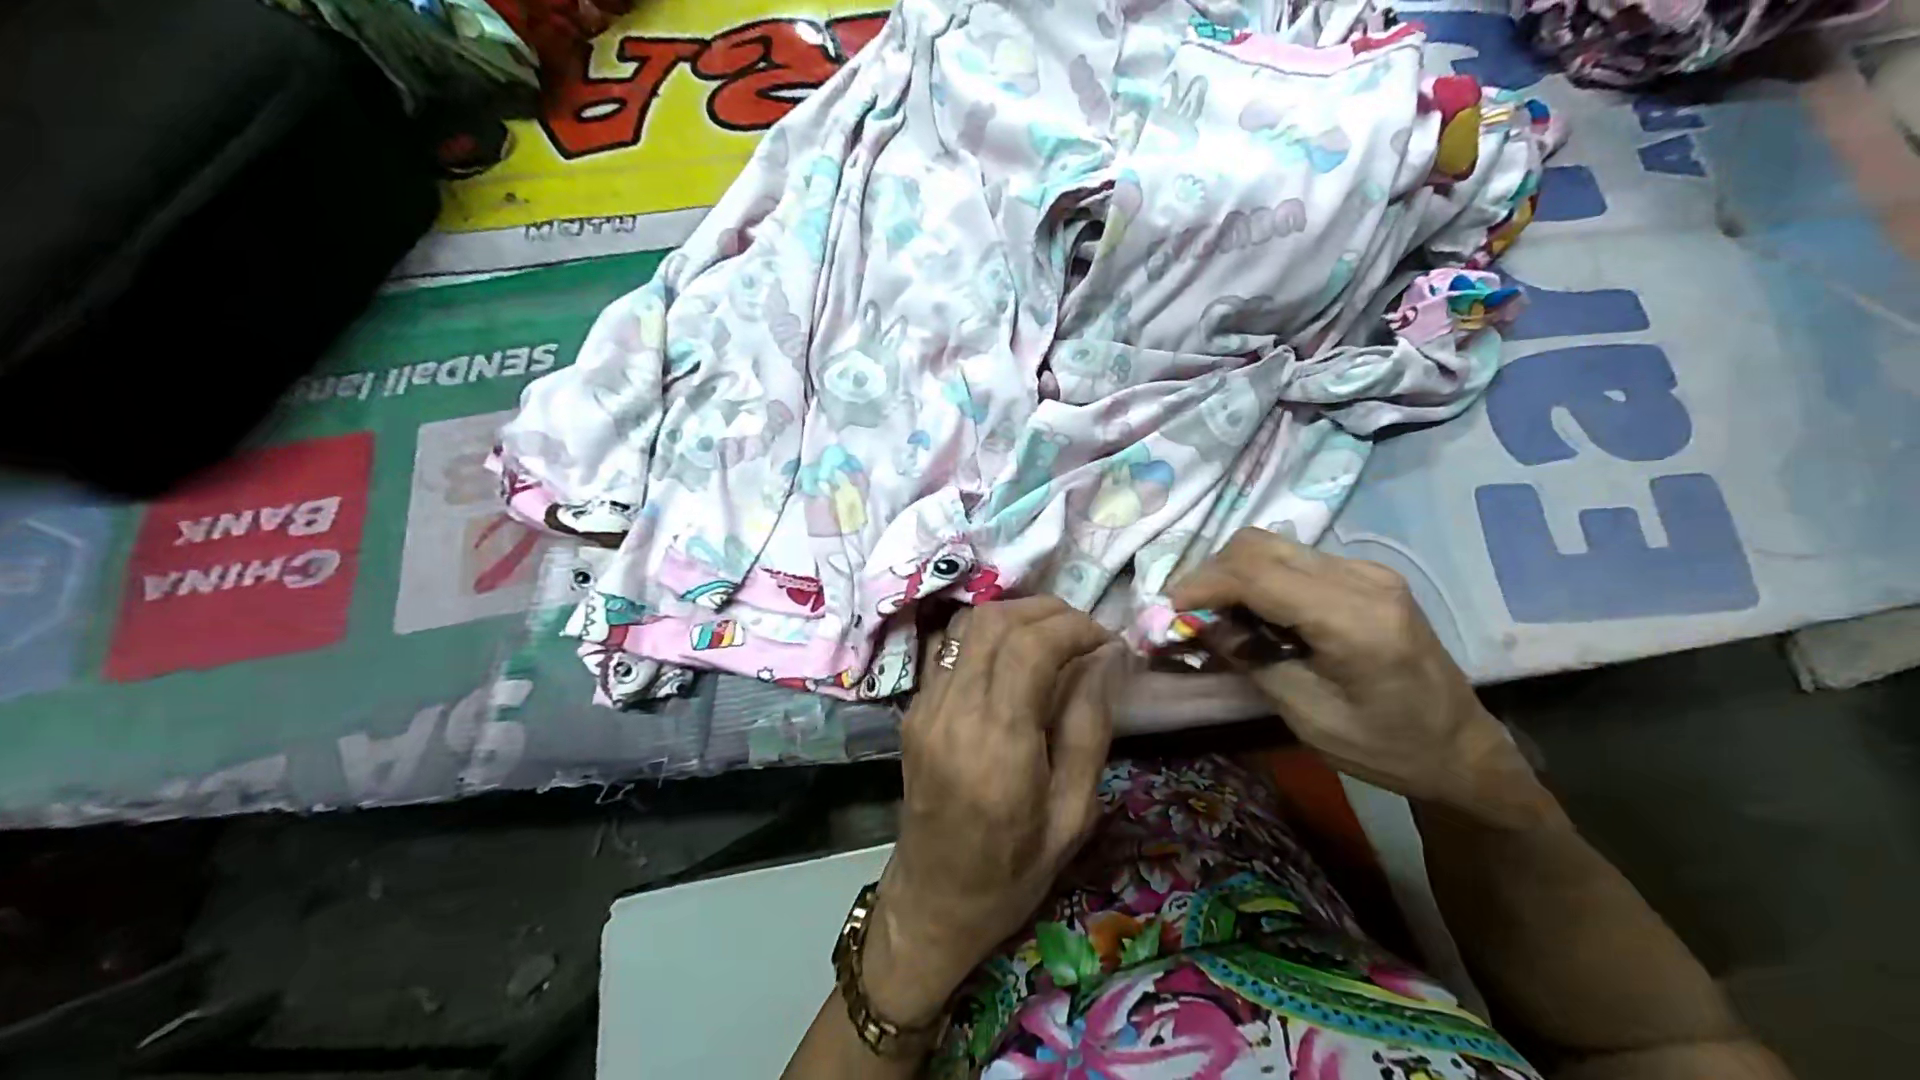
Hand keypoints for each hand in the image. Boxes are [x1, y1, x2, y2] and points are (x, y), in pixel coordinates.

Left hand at [867, 597, 1121, 1024]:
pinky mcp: (914, 709)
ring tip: (1054, 637)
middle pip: (993, 621)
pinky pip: (950, 649)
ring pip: (966, 626)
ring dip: (1015, 616)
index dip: (1074, 627)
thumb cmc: (1014, 869)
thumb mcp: (1073, 813)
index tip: (1106, 640)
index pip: (1030, 647)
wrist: (934, 899)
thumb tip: (1103, 658)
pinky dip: (988, 636)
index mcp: (997, 745)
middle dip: (1047, 611)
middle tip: (1084, 630)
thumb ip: (1089, 727)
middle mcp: (952, 714)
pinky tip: (1015, 657)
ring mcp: (925, 707)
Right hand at [1171, 528, 1558, 828]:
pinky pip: (1292, 558)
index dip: (1202, 585)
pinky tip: (1250, 611)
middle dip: (1210, 573)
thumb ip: (1250, 660)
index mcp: (1355, 619)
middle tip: (1186, 613)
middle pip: (1260, 544)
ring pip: (1272, 544)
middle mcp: (1362, 578)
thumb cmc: (1385, 747)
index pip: (1257, 574)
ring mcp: (1367, 570)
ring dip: (1231, 573)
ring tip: (1212, 613)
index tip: (1168, 610)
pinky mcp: (1364, 574)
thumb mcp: (1307, 715)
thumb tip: (1197, 625)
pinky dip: (1257, 577)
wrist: (1461, 749)